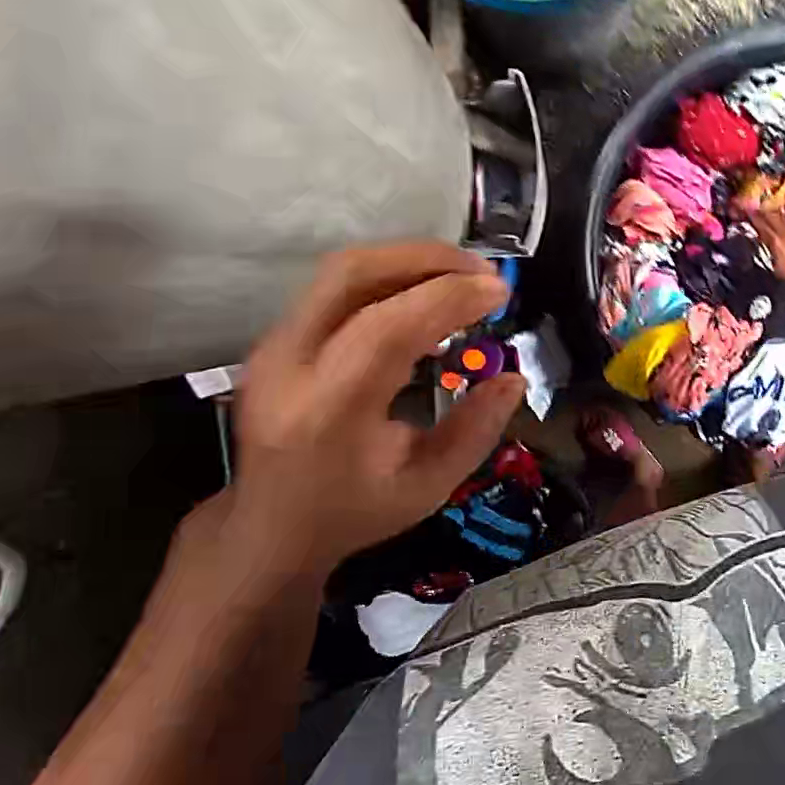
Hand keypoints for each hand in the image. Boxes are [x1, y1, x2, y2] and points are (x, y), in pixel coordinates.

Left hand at [189, 243, 523, 579]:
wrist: (272, 525)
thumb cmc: (353, 513)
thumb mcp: (428, 487)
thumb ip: (475, 431)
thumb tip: (512, 378)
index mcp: (329, 412)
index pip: (387, 327)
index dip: (449, 298)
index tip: (497, 293)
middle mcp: (289, 365)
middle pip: (352, 274)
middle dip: (425, 259)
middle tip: (480, 272)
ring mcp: (273, 346)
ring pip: (340, 272)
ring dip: (406, 262)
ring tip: (458, 278)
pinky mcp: (274, 339)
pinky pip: (334, 289)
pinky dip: (385, 280)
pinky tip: (421, 299)